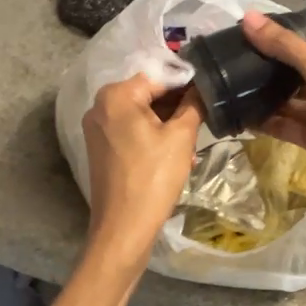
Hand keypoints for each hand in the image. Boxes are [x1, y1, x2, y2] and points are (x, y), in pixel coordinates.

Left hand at [82, 74, 202, 259]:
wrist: (124, 227)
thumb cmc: (153, 177)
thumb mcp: (181, 137)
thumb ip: (193, 105)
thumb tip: (202, 89)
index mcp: (116, 95)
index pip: (159, 78)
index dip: (187, 86)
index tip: (209, 98)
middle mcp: (99, 106)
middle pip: (147, 96)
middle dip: (175, 109)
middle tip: (201, 125)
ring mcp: (96, 130)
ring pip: (140, 117)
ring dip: (167, 127)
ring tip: (190, 148)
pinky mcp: (100, 150)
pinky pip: (130, 134)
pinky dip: (151, 140)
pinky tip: (174, 158)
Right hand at [241, 12, 305, 188]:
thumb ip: (285, 45)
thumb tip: (248, 17)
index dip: (288, 43)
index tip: (255, 37)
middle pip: (300, 75)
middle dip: (273, 70)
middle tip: (237, 59)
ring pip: (291, 101)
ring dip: (266, 95)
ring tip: (232, 84)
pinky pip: (285, 126)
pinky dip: (265, 120)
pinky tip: (241, 112)